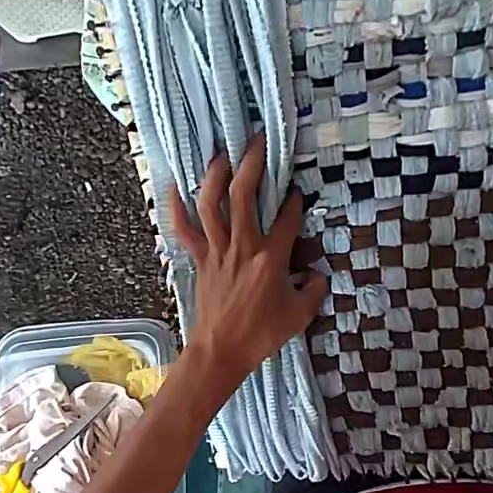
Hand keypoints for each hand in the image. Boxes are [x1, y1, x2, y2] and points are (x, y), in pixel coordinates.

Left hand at [170, 135, 327, 389]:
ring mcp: (217, 250)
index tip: (297, 191)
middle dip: (252, 164)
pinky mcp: (200, 259)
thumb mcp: (300, 316)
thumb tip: (317, 275)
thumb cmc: (261, 335)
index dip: (294, 201)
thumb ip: (313, 290)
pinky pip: (184, 230)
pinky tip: (175, 186)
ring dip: (216, 175)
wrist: (221, 351)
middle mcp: (242, 246)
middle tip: (259, 140)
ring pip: (211, 204)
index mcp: (270, 259)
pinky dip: (177, 208)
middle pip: (244, 196)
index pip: (287, 219)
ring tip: (223, 153)